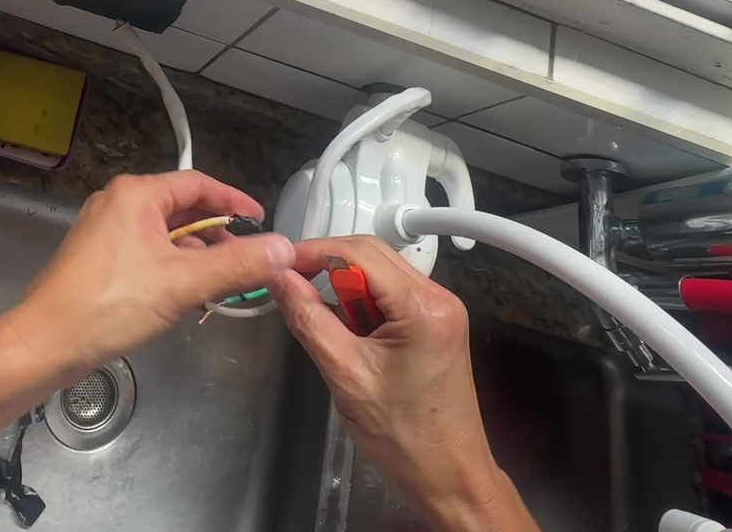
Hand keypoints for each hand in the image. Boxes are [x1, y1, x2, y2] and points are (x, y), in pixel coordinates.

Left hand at [9, 170, 293, 375]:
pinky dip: (171, 266)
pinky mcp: (97, 255)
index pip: (198, 184)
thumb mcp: (182, 284)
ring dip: (194, 255)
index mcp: (136, 194)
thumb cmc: (112, 304)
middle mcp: (118, 201)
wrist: (45, 343)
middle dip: (215, 235)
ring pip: (164, 233)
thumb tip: (284, 248)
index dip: (233, 203)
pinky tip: (186, 294)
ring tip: (220, 284)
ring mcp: (104, 228)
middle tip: (245, 260)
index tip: (261, 222)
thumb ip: (236, 265)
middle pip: (181, 209)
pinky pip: (146, 250)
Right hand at [270, 236, 537, 531]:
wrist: (452, 480)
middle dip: (327, 261)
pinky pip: (390, 290)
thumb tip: (278, 277)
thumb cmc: (402, 437)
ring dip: (344, 281)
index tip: (280, 264)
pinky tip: (345, 321)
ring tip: (314, 305)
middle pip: (371, 252)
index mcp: (422, 306)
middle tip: (291, 281)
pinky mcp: (436, 321)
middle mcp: (438, 295)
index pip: (358, 253)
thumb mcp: (345, 375)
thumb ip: (309, 319)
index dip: (314, 251)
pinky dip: (362, 298)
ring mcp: (441, 307)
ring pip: (380, 268)